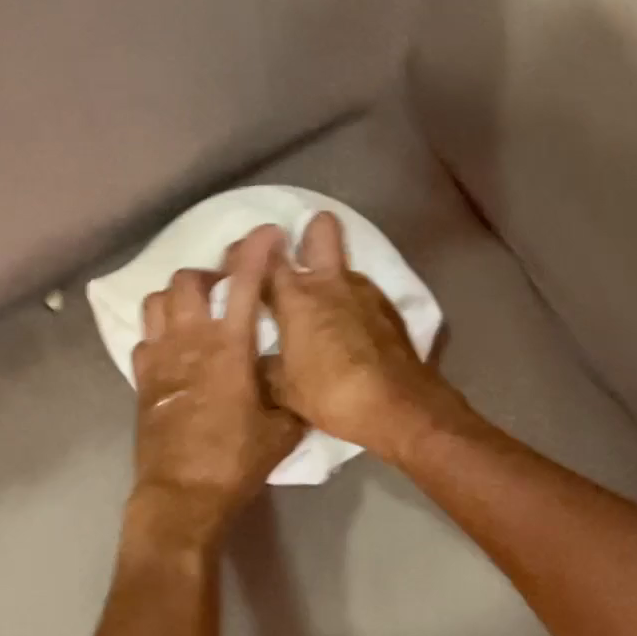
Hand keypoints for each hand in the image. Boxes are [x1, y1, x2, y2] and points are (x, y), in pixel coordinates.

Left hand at [129, 225, 304, 545]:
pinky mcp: (141, 380)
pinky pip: (144, 338)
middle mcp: (189, 341)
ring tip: (196, 313)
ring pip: (156, 301)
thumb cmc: (236, 461)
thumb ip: (290, 392)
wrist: (182, 494)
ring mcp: (159, 358)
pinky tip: (177, 349)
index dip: (256, 250)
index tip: (268, 233)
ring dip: (178, 297)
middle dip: (210, 274)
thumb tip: (293, 374)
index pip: (243, 282)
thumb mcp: (282, 429)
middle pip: (188, 280)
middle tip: (227, 290)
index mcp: (229, 346)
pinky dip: (160, 332)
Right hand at [261, 212, 464, 460]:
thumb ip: (266, 367)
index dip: (246, 254)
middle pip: (322, 229)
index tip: (238, 261)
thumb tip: (260, 361)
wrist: (398, 406)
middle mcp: (331, 283)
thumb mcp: (283, 390)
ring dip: (333, 282)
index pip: (263, 258)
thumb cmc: (330, 393)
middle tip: (299, 259)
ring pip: (345, 269)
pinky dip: (355, 308)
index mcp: (295, 297)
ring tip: (325, 313)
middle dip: (311, 234)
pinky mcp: (391, 310)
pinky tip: (352, 336)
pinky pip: (365, 297)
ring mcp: (366, 293)